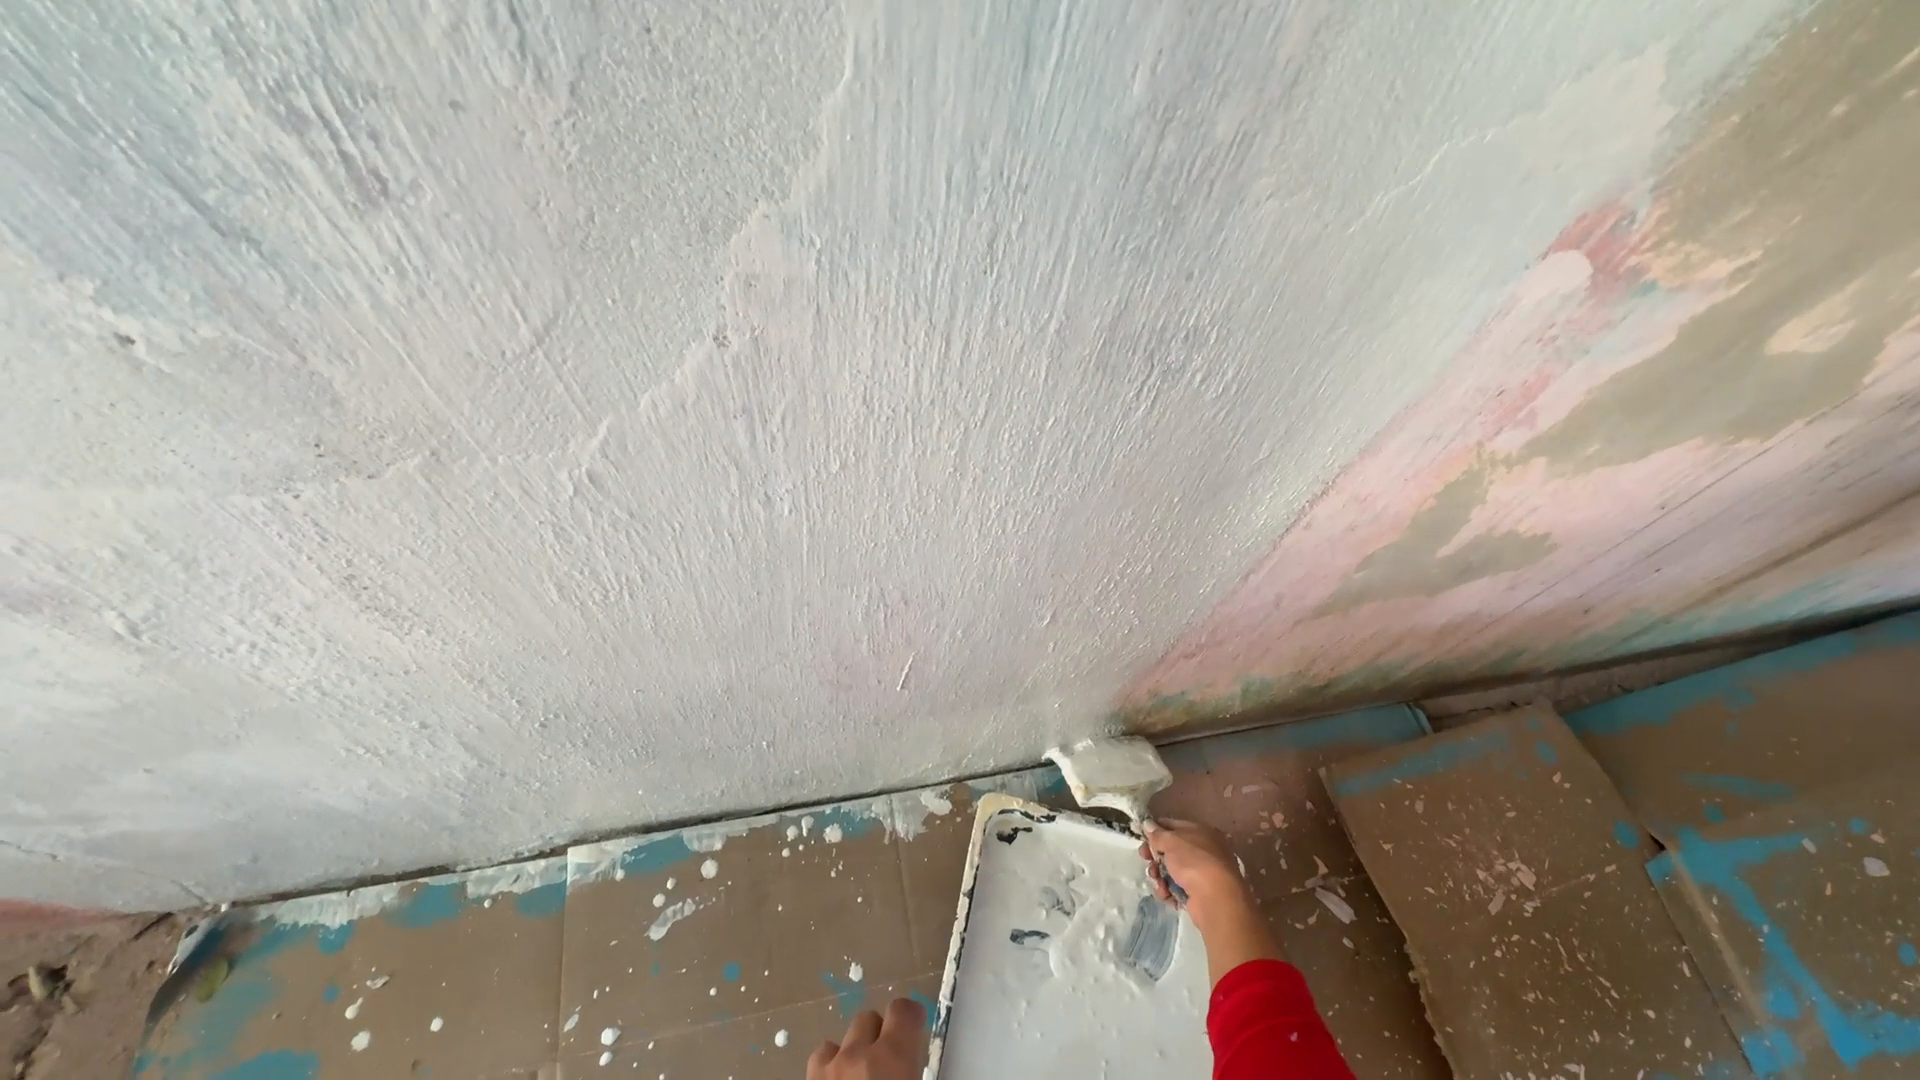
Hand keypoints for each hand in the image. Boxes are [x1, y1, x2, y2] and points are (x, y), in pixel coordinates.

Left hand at [806, 998, 927, 1079]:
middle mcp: (856, 1056)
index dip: (911, 1016)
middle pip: (867, 1019)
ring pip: (837, 1043)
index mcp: (892, 1058)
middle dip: (879, 1035)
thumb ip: (913, 1066)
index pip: (902, 1011)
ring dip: (850, 1053)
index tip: (916, 1024)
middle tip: (889, 1062)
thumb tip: (913, 1058)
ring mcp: (825, 1071)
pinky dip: (829, 1070)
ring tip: (860, 1075)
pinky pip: (818, 1064)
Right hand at [1139, 818, 1254, 930]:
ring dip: (1159, 876)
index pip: (1172, 825)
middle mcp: (1203, 851)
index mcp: (1201, 832)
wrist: (1216, 898)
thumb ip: (1157, 834)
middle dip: (1155, 856)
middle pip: (1170, 850)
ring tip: (1158, 882)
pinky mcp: (1198, 893)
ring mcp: (1201, 873)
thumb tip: (1148, 824)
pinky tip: (1166, 894)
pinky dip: (1168, 891)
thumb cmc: (1194, 862)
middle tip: (1145, 859)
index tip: (1141, 837)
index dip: (1155, 830)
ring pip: (1171, 870)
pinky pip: (1177, 888)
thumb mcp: (1171, 842)